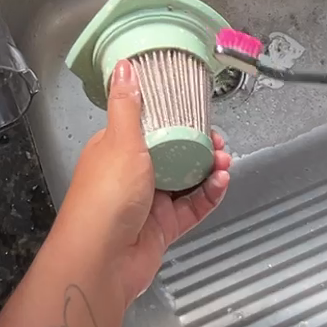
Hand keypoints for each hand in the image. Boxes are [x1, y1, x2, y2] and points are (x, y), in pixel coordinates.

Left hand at [55, 58, 230, 300]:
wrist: (101, 261)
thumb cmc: (106, 195)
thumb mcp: (120, 140)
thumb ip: (127, 104)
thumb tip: (123, 65)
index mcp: (115, 147)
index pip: (147, 124)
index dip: (172, 117)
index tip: (195, 110)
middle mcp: (131, 172)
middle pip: (170, 152)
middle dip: (197, 144)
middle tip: (218, 139)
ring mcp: (148, 201)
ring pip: (185, 179)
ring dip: (206, 168)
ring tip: (224, 159)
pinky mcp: (163, 228)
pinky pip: (191, 207)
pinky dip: (208, 195)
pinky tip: (221, 182)